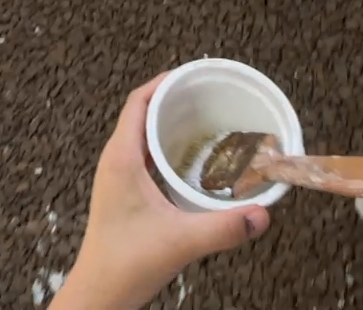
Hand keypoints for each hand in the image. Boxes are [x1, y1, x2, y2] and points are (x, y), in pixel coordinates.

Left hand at [54, 74, 270, 307]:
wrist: (99, 296)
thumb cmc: (128, 264)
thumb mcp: (180, 242)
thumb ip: (223, 228)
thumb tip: (264, 214)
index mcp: (121, 156)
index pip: (138, 101)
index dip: (163, 82)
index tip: (192, 75)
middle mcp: (115, 158)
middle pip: (140, 112)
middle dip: (171, 99)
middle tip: (206, 95)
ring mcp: (116, 174)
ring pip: (140, 132)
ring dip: (166, 121)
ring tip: (202, 119)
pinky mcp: (121, 190)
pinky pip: (142, 152)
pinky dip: (163, 145)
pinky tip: (188, 158)